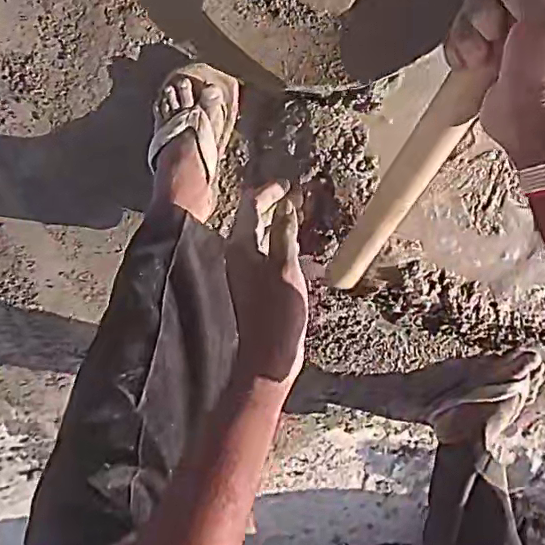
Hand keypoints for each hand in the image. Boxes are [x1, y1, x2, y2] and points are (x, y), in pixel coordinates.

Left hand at [224, 182, 307, 384]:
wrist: (268, 358)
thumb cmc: (277, 313)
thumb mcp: (286, 268)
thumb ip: (284, 233)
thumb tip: (285, 205)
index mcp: (241, 246)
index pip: (251, 205)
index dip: (271, 191)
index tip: (291, 185)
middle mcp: (238, 254)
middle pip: (254, 219)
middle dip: (277, 205)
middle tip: (300, 198)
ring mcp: (245, 270)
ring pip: (263, 237)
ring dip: (282, 225)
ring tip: (305, 219)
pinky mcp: (254, 284)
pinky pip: (268, 254)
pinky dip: (284, 246)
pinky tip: (306, 254)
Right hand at [444, 0, 544, 166]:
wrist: (534, 129)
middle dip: (484, 6)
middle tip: (495, 32)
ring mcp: (513, 24)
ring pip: (472, 3)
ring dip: (469, 31)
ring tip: (484, 57)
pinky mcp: (489, 46)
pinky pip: (460, 29)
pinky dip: (460, 47)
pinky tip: (472, 65)